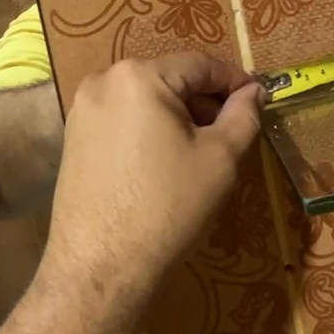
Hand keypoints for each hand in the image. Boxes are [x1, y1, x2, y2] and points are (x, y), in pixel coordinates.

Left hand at [41, 53, 264, 301]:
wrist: (100, 269)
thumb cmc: (166, 208)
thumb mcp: (219, 159)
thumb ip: (242, 116)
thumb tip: (253, 92)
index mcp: (138, 76)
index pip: (199, 65)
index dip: (234, 81)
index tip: (259, 101)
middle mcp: (104, 80)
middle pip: (170, 79)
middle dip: (204, 102)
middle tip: (232, 134)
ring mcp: (82, 109)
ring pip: (146, 99)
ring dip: (177, 117)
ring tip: (200, 154)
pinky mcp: (73, 137)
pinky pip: (123, 119)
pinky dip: (149, 130)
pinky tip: (164, 165)